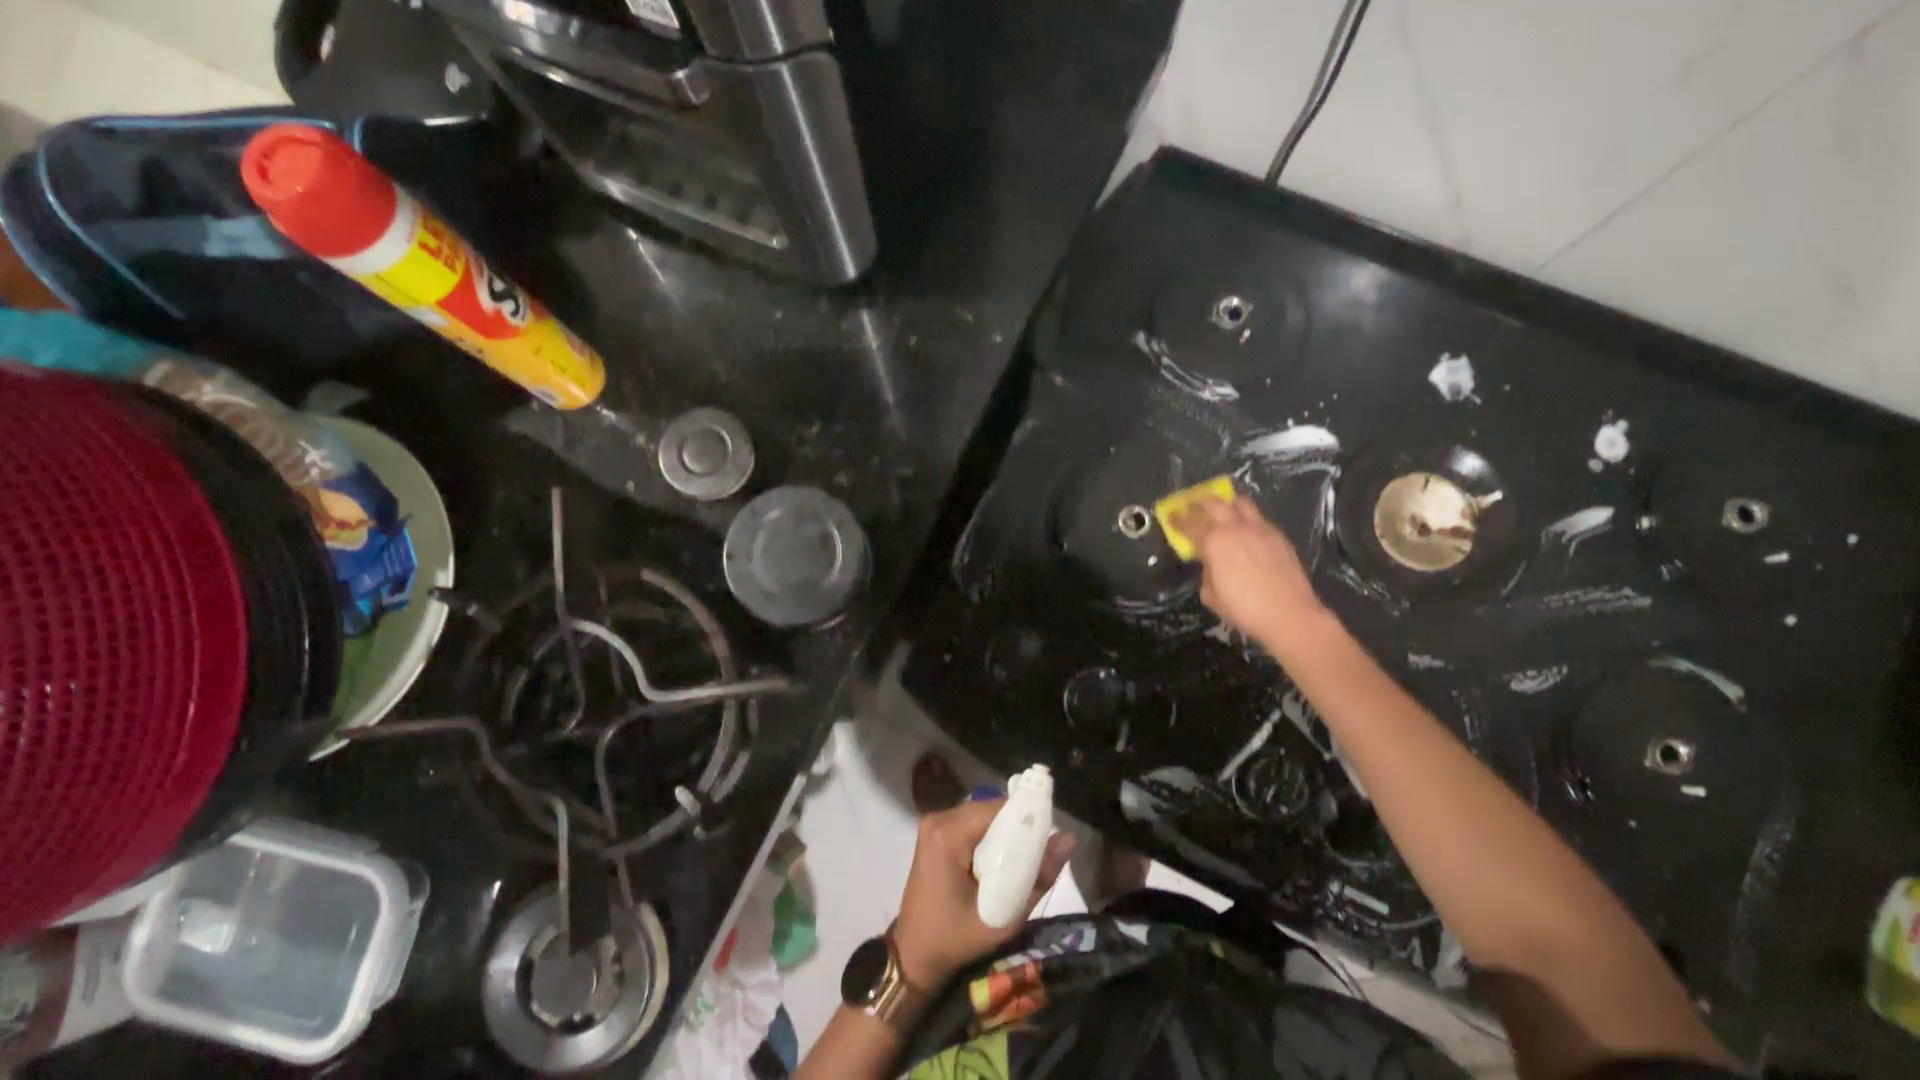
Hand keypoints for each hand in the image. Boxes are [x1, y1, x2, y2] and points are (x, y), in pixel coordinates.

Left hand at [892, 799, 1074, 988]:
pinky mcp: (934, 834)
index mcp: (948, 835)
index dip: (1028, 818)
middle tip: (1038, 854)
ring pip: (983, 815)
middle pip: (991, 809)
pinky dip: (989, 838)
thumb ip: (1039, 878)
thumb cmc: (956, 939)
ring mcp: (933, 825)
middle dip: (1018, 827)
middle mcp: (938, 820)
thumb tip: (1068, 838)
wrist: (914, 955)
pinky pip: (971, 824)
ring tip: (1022, 860)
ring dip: (1004, 833)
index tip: (1048, 839)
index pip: (999, 808)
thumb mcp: (1005, 916)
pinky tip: (999, 862)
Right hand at [1171, 496, 1323, 643]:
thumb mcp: (1212, 596)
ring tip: (1224, 511)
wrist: (1289, 614)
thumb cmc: (1244, 609)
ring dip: (1228, 504)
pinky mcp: (1279, 536)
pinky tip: (1248, 534)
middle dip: (1201, 503)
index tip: (1172, 516)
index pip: (1190, 525)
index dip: (1178, 520)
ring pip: (1241, 503)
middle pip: (1215, 504)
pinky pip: (1259, 520)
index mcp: (1214, 542)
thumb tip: (1212, 564)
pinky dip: (1248, 520)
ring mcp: (1260, 529)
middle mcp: (1236, 528)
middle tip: (1194, 506)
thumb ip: (1207, 574)